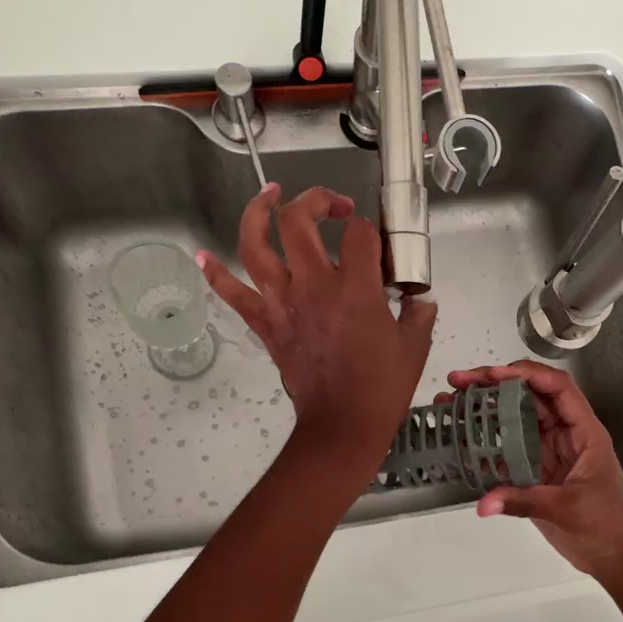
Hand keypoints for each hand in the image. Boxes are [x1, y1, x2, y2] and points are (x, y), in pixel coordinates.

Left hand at [198, 183, 436, 469]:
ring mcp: (282, 302)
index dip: (372, 231)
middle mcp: (313, 284)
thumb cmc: (381, 388)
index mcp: (356, 287)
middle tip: (334, 208)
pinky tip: (203, 255)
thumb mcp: (414, 347)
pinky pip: (232, 293)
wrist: (343, 426)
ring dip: (257, 212)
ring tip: (269, 196)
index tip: (379, 246)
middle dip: (317, 200)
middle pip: (299, 220)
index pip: (361, 234)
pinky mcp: (265, 324)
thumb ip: (418, 313)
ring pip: (255, 243)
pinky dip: (214, 272)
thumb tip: (419, 299)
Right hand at [444, 360, 622, 580]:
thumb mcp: (567, 508)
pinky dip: (485, 443)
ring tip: (450, 403)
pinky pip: (508, 451)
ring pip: (515, 420)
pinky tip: (459, 438)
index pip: (558, 389)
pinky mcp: (535, 473)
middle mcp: (565, 435)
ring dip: (485, 410)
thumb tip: (484, 503)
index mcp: (583, 432)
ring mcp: (548, 453)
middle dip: (494, 385)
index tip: (491, 374)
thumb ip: (523, 502)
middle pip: (529, 398)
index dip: (526, 375)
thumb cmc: (605, 524)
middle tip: (457, 382)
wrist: (613, 556)